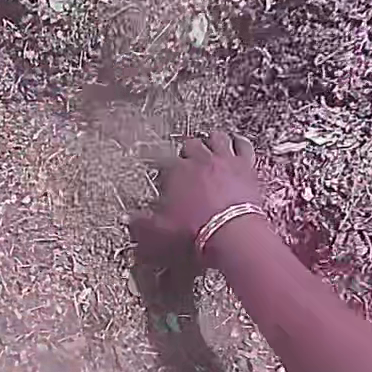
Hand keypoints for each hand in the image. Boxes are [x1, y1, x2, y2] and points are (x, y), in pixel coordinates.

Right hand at [130, 132, 266, 263]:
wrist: (232, 233)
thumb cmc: (193, 231)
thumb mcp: (160, 231)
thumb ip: (141, 223)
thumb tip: (126, 218)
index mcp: (175, 171)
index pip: (163, 162)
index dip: (163, 168)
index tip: (163, 176)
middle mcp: (199, 159)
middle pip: (191, 145)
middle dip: (187, 151)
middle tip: (187, 160)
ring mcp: (224, 159)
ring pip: (216, 138)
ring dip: (211, 141)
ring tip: (209, 146)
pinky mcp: (246, 165)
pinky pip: (243, 145)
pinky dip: (239, 142)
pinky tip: (236, 142)